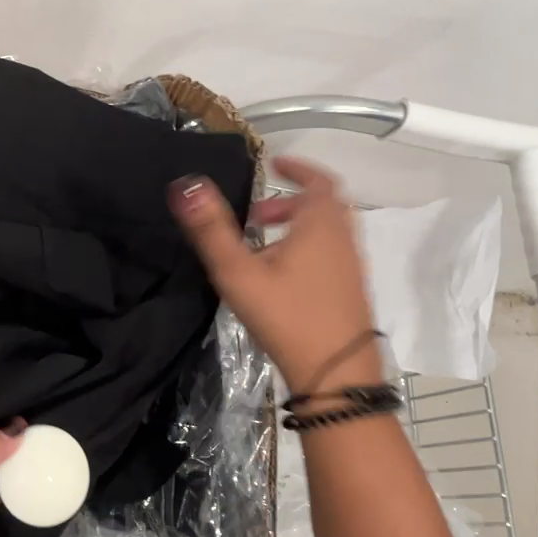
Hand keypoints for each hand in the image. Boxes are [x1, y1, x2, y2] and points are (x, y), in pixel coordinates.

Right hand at [170, 156, 379, 395]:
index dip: (298, 168)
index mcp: (320, 226)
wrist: (335, 373)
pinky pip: (330, 254)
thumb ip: (211, 229)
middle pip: (324, 206)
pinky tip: (280, 276)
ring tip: (261, 245)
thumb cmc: (286, 315)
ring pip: (327, 232)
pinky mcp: (350, 291)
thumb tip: (186, 186)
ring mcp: (351, 267)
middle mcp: (342, 240)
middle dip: (290, 201)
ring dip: (297, 226)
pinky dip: (307, 248)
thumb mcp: (238, 271)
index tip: (275, 163)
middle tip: (256, 213)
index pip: (319, 181)